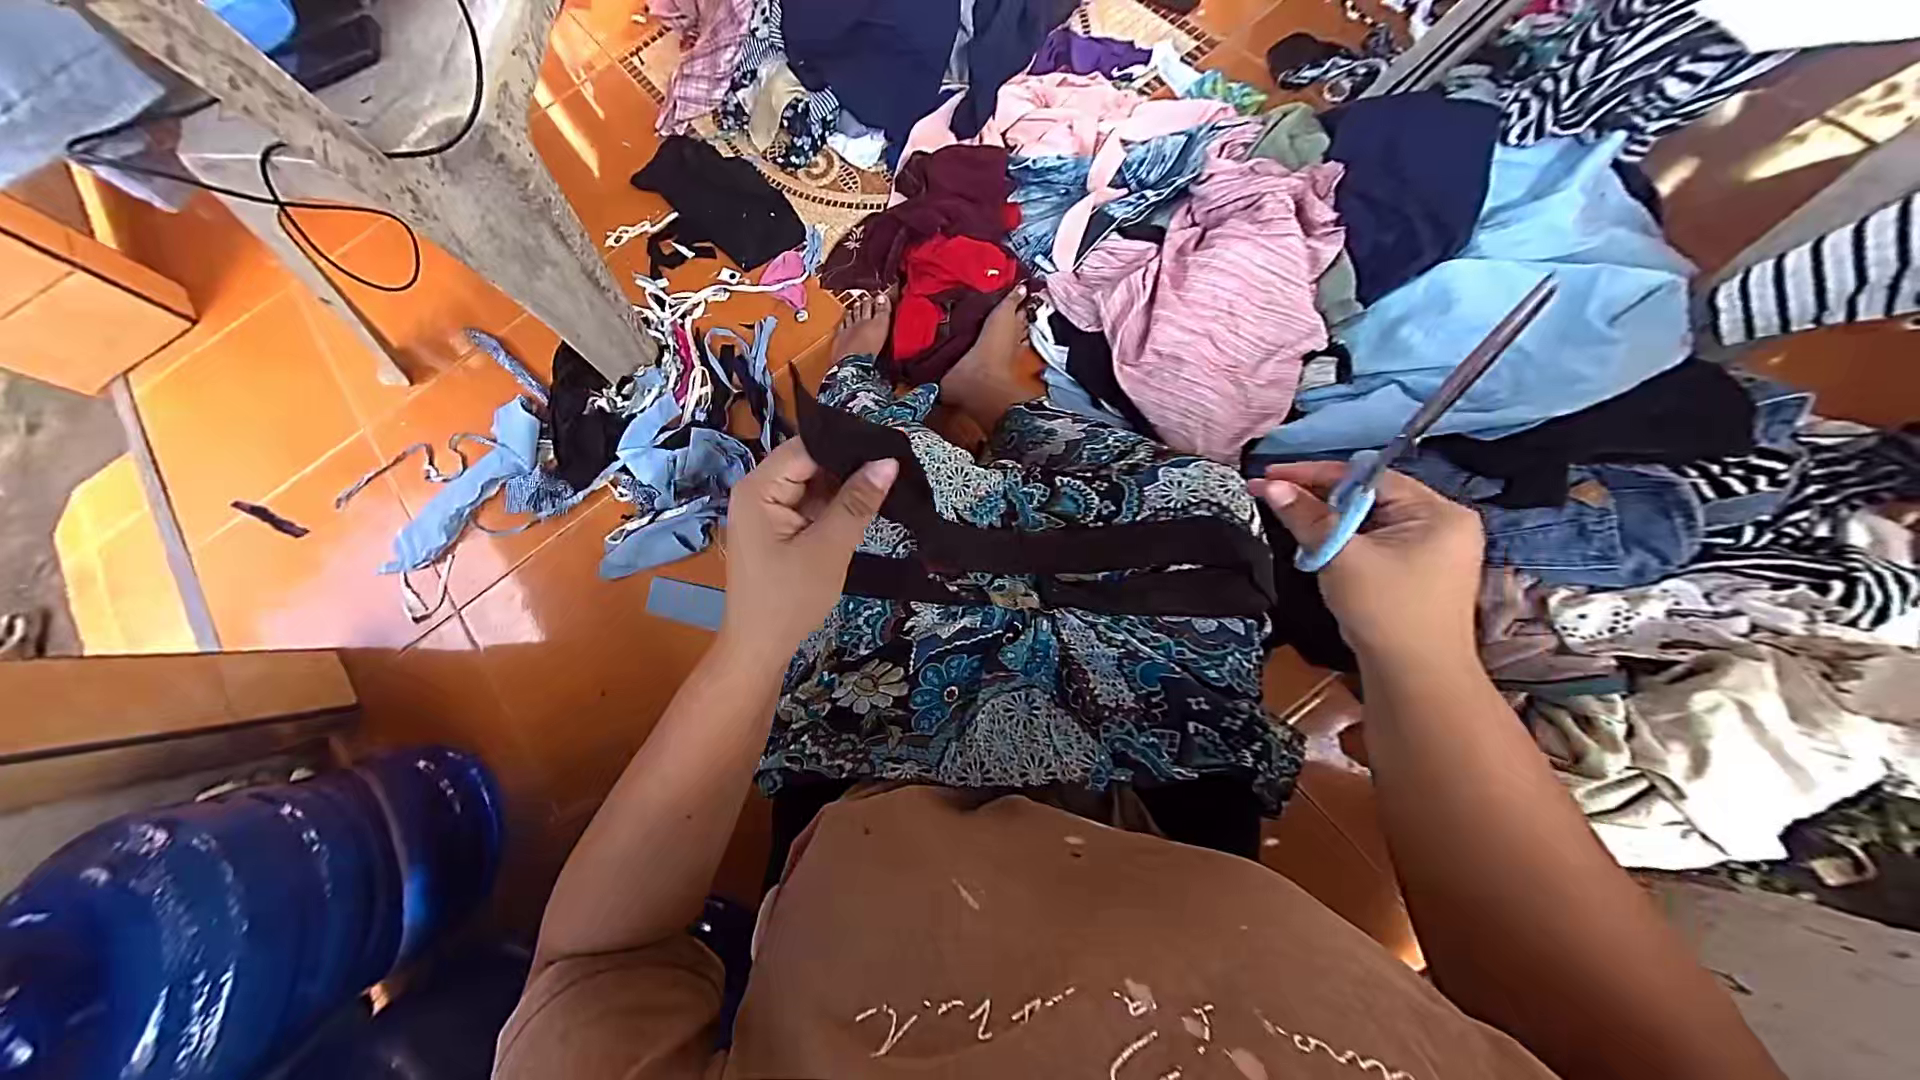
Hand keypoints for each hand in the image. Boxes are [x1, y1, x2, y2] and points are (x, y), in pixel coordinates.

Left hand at [719, 437, 898, 663]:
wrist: (761, 647)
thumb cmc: (789, 599)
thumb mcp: (829, 548)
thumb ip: (857, 502)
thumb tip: (889, 463)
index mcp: (758, 488)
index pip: (807, 448)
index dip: (848, 445)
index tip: (891, 447)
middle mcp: (758, 490)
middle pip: (810, 463)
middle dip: (850, 466)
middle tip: (896, 467)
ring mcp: (767, 509)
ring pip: (814, 484)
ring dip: (845, 488)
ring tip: (888, 485)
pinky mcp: (778, 527)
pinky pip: (811, 504)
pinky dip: (836, 507)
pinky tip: (865, 507)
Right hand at [1251, 462, 1482, 669]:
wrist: (1415, 677)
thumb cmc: (1383, 611)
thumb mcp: (1339, 557)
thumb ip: (1306, 517)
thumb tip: (1271, 485)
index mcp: (1437, 512)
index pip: (1368, 476)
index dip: (1315, 474)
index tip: (1271, 475)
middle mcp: (1443, 522)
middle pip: (1369, 495)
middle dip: (1319, 497)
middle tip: (1273, 496)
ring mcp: (1434, 548)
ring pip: (1368, 519)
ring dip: (1328, 520)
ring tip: (1289, 519)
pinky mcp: (1420, 569)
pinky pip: (1374, 539)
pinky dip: (1344, 539)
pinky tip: (1318, 545)